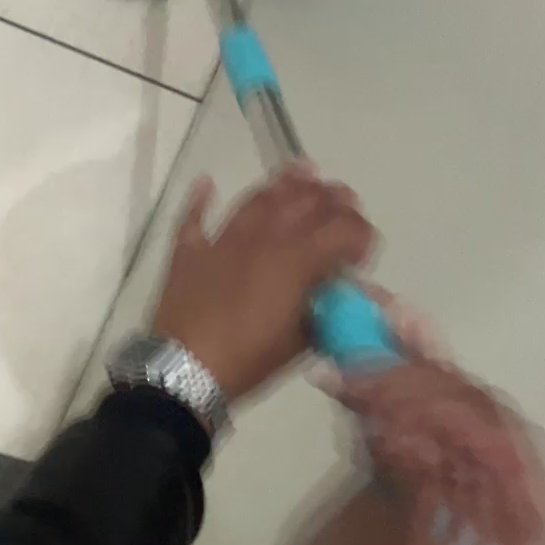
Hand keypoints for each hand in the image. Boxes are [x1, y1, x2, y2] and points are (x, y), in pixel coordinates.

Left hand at [154, 163, 375, 399]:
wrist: (183, 370)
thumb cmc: (248, 361)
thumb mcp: (302, 341)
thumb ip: (327, 309)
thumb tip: (339, 293)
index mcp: (296, 261)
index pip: (343, 228)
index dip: (361, 234)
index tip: (361, 252)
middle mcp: (261, 240)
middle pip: (303, 203)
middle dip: (330, 199)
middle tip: (343, 200)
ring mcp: (219, 242)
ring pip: (255, 200)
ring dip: (281, 185)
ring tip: (300, 173)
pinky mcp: (186, 253)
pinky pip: (192, 218)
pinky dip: (200, 198)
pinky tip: (207, 182)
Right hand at [285, 297, 544, 544]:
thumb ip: (413, 496)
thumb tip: (404, 432)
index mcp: (526, 527)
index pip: (500, 438)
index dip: (445, 397)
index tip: (382, 372)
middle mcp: (504, 495)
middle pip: (469, 410)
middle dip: (416, 369)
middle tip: (366, 326)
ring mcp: (454, 478)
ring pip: (433, 405)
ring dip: (395, 364)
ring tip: (360, 320)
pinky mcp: (409, 470)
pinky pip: (398, 419)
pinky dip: (370, 392)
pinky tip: (343, 369)